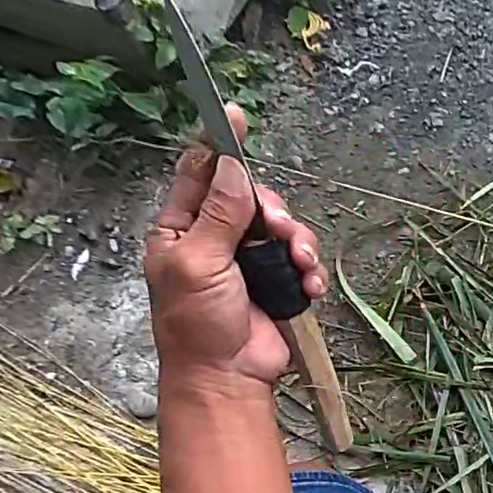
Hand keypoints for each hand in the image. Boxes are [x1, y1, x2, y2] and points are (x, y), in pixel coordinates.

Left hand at [143, 104, 327, 386]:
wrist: (228, 375)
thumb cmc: (197, 325)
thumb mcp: (197, 263)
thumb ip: (219, 215)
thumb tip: (234, 168)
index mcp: (182, 229)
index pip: (201, 174)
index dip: (219, 147)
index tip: (236, 117)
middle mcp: (216, 239)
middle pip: (252, 198)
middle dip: (273, 211)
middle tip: (279, 229)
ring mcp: (249, 263)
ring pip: (283, 229)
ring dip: (298, 243)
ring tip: (300, 264)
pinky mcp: (278, 284)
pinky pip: (301, 262)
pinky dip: (310, 271)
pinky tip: (309, 286)